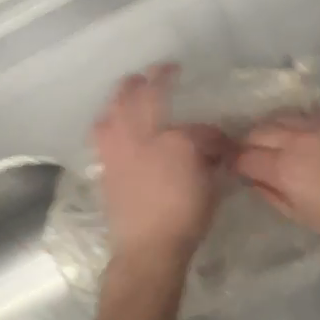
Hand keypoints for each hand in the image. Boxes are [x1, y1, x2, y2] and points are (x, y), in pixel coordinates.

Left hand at [94, 64, 232, 264]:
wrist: (147, 248)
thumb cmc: (185, 217)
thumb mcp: (211, 186)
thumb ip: (210, 158)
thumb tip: (214, 147)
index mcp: (174, 139)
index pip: (197, 127)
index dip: (208, 128)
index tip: (218, 136)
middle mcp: (141, 136)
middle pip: (143, 97)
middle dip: (153, 80)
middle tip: (159, 71)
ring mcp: (118, 150)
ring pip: (115, 108)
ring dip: (123, 93)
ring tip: (130, 86)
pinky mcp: (106, 166)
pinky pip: (102, 131)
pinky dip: (108, 119)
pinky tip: (112, 119)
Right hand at [234, 113, 319, 244]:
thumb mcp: (300, 215)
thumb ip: (271, 195)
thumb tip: (253, 180)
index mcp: (283, 168)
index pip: (244, 156)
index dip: (233, 162)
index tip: (231, 167)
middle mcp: (295, 140)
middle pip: (257, 131)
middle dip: (247, 143)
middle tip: (247, 155)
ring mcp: (317, 125)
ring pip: (278, 117)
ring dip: (267, 128)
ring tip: (269, 141)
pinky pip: (303, 115)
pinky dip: (291, 123)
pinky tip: (296, 134)